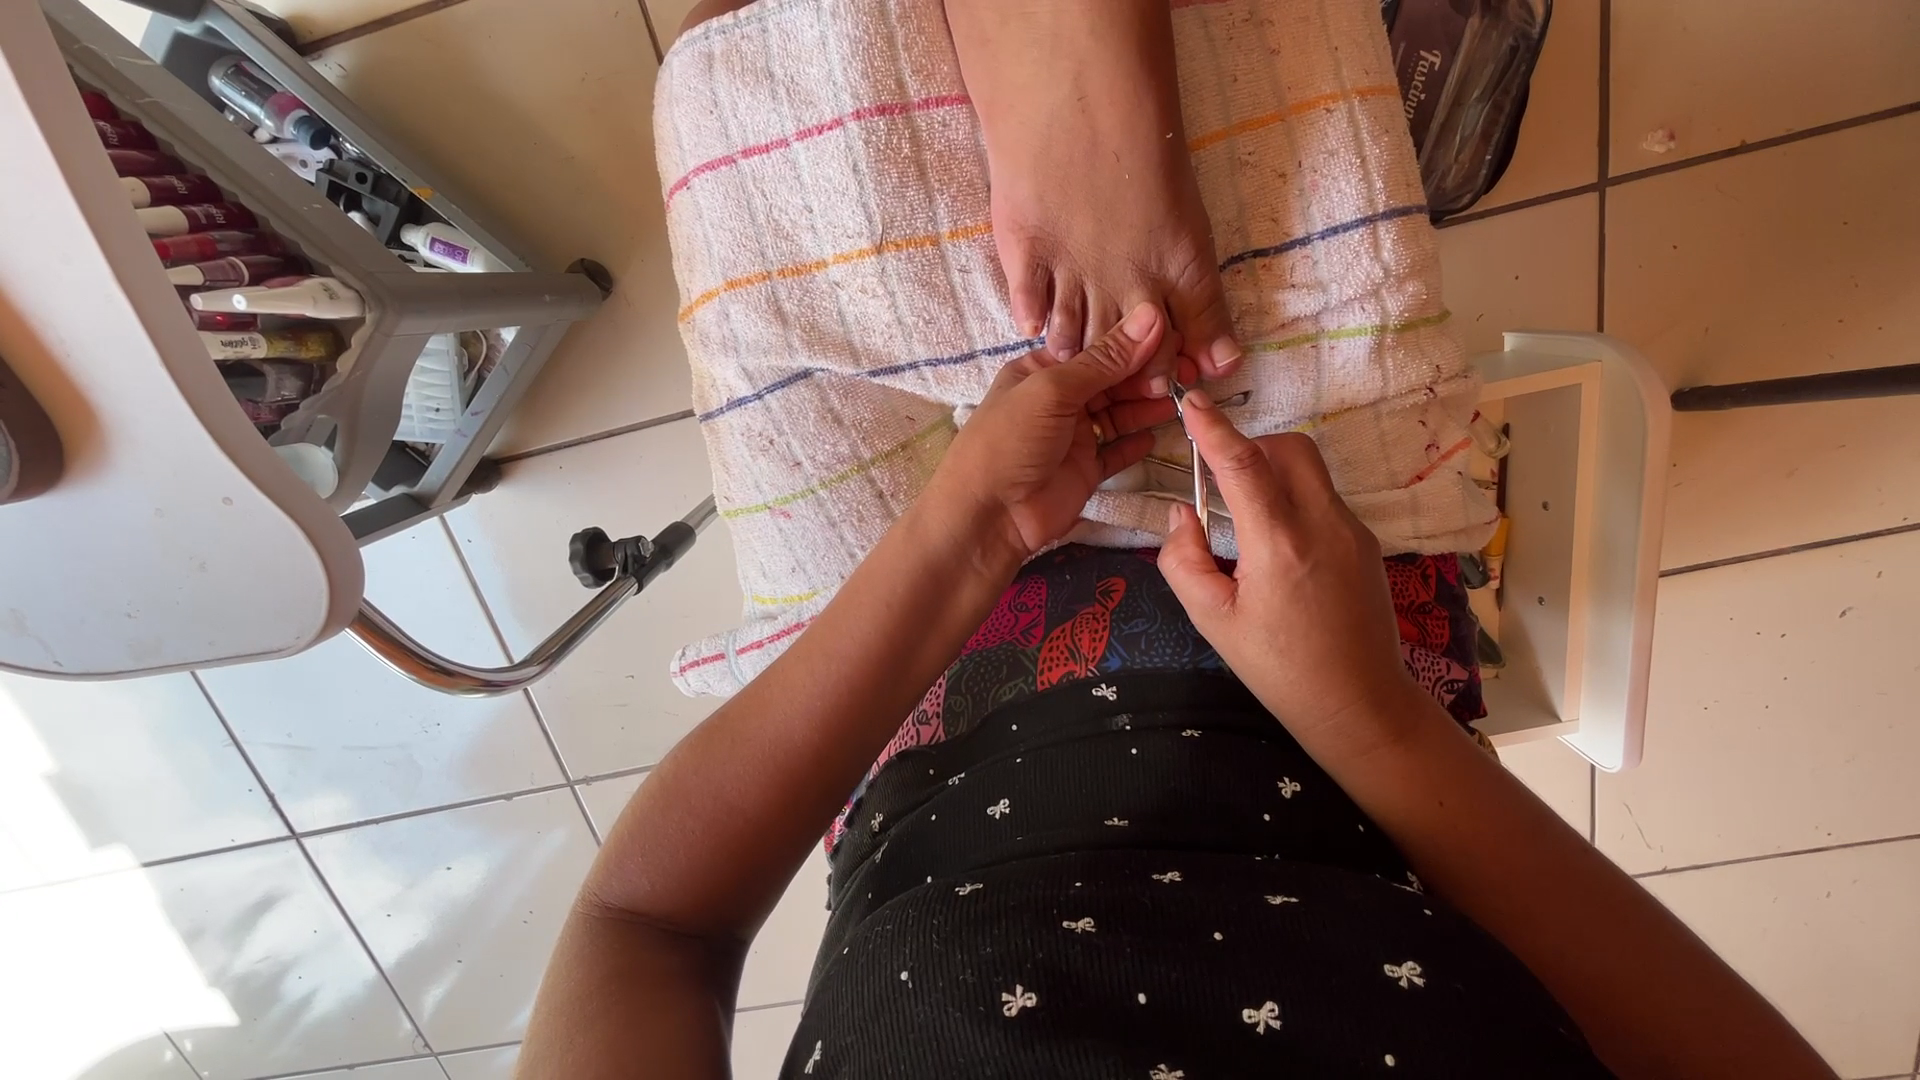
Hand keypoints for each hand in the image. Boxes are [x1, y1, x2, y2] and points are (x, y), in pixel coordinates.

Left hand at [925, 301, 1181, 561]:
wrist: (988, 516)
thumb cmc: (1009, 441)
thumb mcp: (1053, 389)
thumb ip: (1105, 358)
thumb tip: (1153, 314)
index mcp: (1041, 370)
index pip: (1096, 348)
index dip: (1135, 342)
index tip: (1176, 336)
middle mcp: (1059, 400)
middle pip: (1112, 380)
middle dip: (1147, 374)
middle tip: (1188, 370)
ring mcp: (1073, 437)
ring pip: (1119, 414)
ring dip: (1148, 406)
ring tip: (1184, 398)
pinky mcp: (1085, 471)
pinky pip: (1116, 452)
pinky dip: (1136, 443)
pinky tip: (1159, 433)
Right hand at [1156, 388, 1426, 741]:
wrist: (1358, 702)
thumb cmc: (1276, 667)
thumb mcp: (1211, 620)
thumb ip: (1183, 560)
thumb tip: (1181, 512)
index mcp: (1280, 545)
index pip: (1244, 466)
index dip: (1214, 429)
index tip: (1191, 401)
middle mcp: (1323, 525)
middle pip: (1289, 448)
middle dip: (1250, 446)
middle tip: (1220, 480)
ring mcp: (1353, 531)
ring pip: (1310, 469)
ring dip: (1272, 471)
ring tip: (1246, 518)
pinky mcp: (1366, 542)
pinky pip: (1323, 498)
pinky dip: (1292, 498)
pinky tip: (1277, 547)